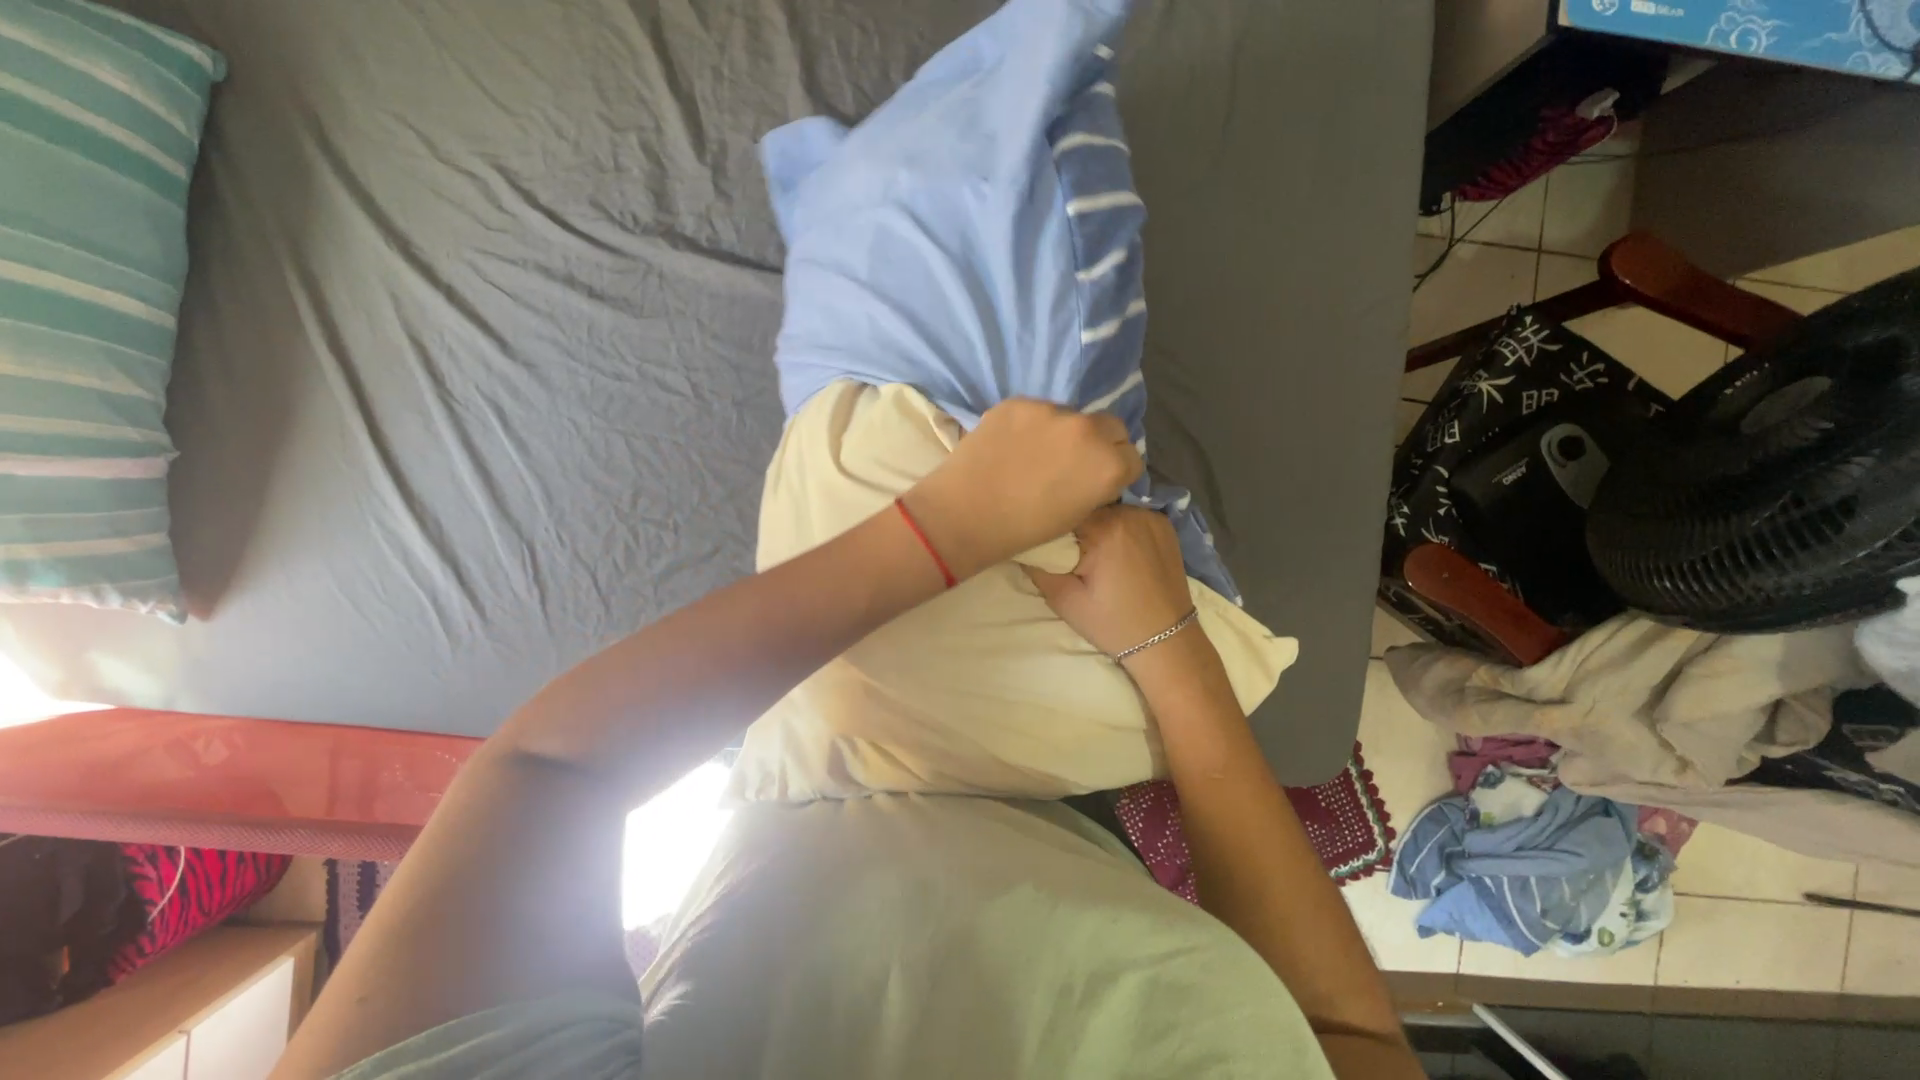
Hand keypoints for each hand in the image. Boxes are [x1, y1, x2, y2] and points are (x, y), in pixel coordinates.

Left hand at [903, 399, 1141, 578]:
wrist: (965, 514)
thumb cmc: (1023, 529)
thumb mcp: (1077, 515)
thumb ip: (1096, 485)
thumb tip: (1096, 471)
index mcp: (1109, 465)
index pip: (1132, 457)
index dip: (1118, 470)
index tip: (1100, 479)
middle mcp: (1088, 430)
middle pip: (1112, 426)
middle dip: (1102, 441)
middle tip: (1075, 461)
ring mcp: (1051, 411)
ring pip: (1071, 416)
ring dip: (1064, 431)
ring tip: (1036, 454)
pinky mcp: (1019, 402)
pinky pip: (1037, 411)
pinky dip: (1031, 425)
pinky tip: (1012, 446)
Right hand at [1024, 505, 1195, 657]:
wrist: (1166, 641)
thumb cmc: (1112, 624)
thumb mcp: (1064, 600)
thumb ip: (1037, 566)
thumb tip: (1022, 542)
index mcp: (1103, 528)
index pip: (1065, 509)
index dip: (1053, 525)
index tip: (1049, 543)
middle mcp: (1129, 513)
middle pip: (1088, 506)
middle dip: (1077, 524)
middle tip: (1075, 553)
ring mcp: (1151, 516)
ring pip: (1110, 509)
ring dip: (1100, 524)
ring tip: (1099, 553)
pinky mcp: (1165, 525)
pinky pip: (1132, 516)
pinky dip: (1123, 527)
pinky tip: (1122, 550)